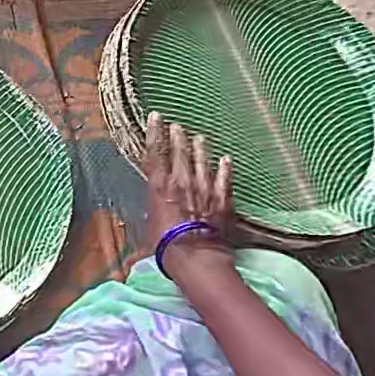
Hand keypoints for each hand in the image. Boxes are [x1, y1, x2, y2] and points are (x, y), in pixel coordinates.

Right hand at [144, 111, 237, 283]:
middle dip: (177, 136)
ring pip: (202, 161)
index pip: (155, 153)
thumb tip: (150, 214)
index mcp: (160, 187)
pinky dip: (224, 168)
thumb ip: (152, 211)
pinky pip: (224, 178)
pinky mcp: (222, 199)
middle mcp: (182, 182)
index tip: (155, 118)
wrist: (196, 257)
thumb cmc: (165, 246)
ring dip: (199, 148)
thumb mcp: (149, 226)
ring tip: (199, 137)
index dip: (155, 133)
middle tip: (177, 125)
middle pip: (179, 152)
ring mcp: (205, 189)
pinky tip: (225, 160)